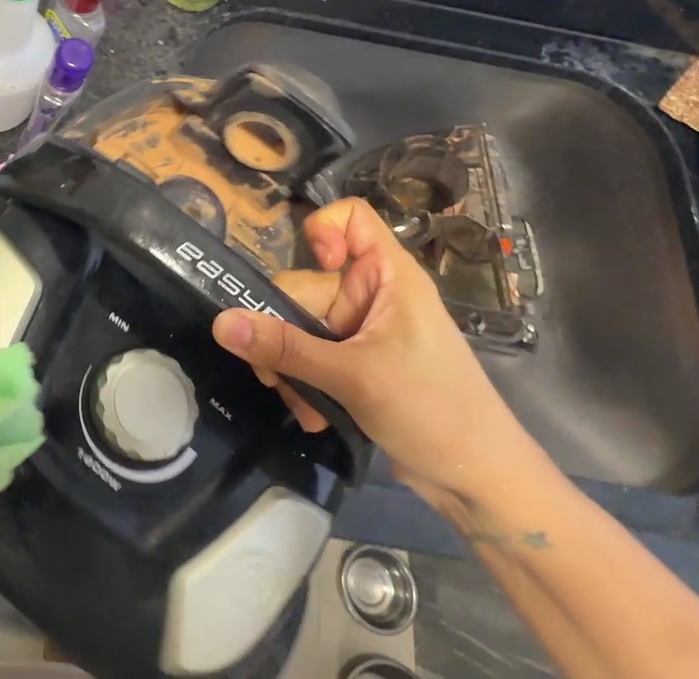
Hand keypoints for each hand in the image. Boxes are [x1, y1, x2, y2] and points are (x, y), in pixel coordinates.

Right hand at [211, 198, 539, 509]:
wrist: (477, 480)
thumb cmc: (434, 411)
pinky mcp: (353, 364)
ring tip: (303, 406)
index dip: (322, 231)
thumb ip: (285, 348)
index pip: (350, 218)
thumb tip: (220, 322)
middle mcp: (371, 295)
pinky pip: (308, 357)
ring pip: (297, 328)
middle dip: (283, 334)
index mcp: (388, 277)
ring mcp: (361, 331)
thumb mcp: (354, 376)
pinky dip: (303, 383)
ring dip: (290, 368)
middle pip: (303, 287)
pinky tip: (313, 415)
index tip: (313, 268)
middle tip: (276, 377)